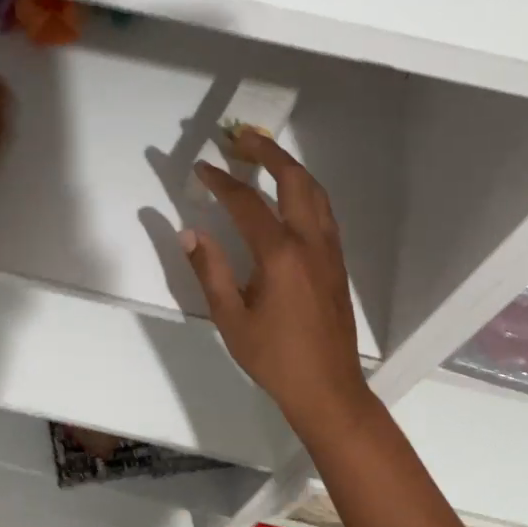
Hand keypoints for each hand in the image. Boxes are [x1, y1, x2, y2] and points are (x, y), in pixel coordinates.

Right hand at [184, 129, 373, 431]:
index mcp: (280, 255)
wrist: (327, 387)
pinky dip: (304, 191)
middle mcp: (310, 242)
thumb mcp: (231, 318)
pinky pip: (323, 212)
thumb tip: (190, 233)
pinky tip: (289, 197)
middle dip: (266, 153)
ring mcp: (329, 250)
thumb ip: (211, 271)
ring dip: (289, 168)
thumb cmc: (274, 358)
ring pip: (315, 192)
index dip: (221, 181)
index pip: (247, 203)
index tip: (202, 166)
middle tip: (239, 138)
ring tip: (264, 157)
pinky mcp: (337, 262)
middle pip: (293, 180)